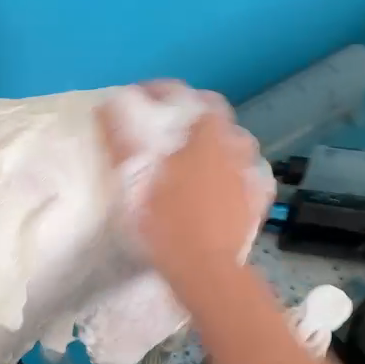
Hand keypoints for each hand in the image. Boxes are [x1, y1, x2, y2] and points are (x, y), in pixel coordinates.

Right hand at [99, 84, 265, 309]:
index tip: (139, 99)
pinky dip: (231, 177)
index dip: (159, 93)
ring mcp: (249, 173)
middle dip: (190, 120)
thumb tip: (108, 104)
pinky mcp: (256, 201)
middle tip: (167, 135)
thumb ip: (121, 140)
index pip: (183, 96)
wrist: (206, 270)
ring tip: (193, 162)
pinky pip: (245, 178)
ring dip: (213, 147)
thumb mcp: (134, 183)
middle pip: (213, 119)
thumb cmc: (166, 225)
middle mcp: (234, 144)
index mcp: (204, 133)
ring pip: (233, 146)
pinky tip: (220, 189)